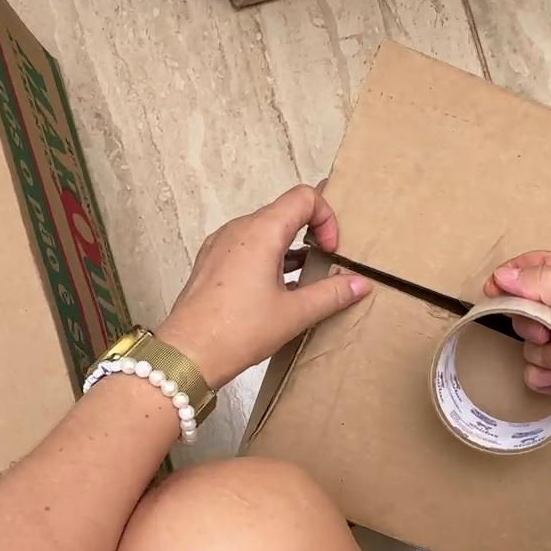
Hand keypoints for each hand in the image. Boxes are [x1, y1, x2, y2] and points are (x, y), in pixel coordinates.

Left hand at [158, 184, 370, 387]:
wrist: (190, 353)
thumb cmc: (239, 331)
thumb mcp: (295, 313)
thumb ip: (332, 294)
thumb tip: (360, 284)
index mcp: (261, 231)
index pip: (304, 197)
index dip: (327, 218)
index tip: (331, 253)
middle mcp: (238, 229)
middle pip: (284, 212)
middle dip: (311, 234)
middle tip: (325, 265)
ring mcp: (221, 245)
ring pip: (265, 232)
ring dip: (290, 250)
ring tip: (304, 283)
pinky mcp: (211, 263)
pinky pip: (247, 249)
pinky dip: (268, 260)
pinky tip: (276, 293)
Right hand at [483, 251, 550, 436]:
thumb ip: (544, 284)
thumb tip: (503, 275)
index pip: (540, 268)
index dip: (514, 275)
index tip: (494, 287)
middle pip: (528, 309)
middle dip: (529, 321)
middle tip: (545, 330)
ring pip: (530, 345)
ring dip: (542, 352)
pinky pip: (536, 375)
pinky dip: (543, 376)